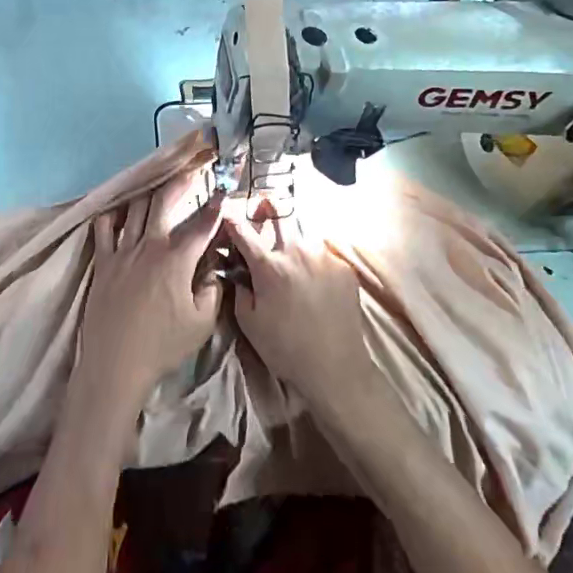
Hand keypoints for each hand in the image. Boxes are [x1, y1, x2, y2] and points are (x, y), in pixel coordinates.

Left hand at [77, 169, 225, 406]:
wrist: (114, 365)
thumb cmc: (162, 346)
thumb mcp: (202, 323)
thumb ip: (212, 290)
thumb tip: (213, 269)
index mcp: (177, 258)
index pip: (202, 224)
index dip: (216, 205)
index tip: (225, 190)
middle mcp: (149, 245)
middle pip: (164, 201)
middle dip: (181, 182)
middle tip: (192, 170)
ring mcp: (122, 251)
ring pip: (135, 208)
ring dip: (150, 192)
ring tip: (159, 182)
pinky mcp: (102, 262)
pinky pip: (104, 227)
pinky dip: (114, 213)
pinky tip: (120, 208)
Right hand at [223, 201, 375, 406]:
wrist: (335, 366)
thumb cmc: (285, 348)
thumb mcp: (249, 323)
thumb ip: (240, 289)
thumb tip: (239, 271)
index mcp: (269, 266)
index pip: (244, 233)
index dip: (232, 221)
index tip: (228, 215)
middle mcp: (297, 252)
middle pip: (281, 213)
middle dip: (269, 205)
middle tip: (264, 208)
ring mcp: (324, 256)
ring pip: (305, 233)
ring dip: (295, 236)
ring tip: (293, 253)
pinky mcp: (344, 267)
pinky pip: (325, 253)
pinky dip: (315, 258)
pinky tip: (315, 277)